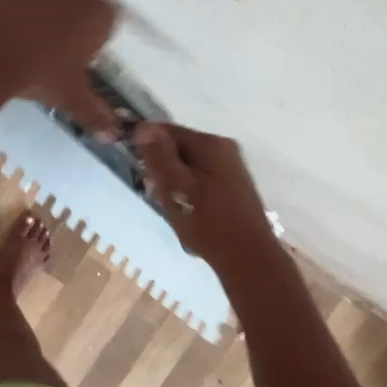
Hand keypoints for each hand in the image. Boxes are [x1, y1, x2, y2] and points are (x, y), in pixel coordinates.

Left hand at [0, 0, 120, 137]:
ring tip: (17, 29)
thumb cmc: (36, 76)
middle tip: (42, 42)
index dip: (87, 37)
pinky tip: (0, 13)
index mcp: (101, 13)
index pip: (104, 21)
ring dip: (40, 1)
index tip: (68, 54)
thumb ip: (95, 113)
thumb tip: (113, 136)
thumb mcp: (68, 96)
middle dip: (65, 16)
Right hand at [132, 121, 270, 261]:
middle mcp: (224, 148)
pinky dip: (186, 188)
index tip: (138, 169)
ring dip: (173, 180)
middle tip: (155, 192)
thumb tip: (142, 127)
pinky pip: (200, 177)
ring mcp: (231, 167)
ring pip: (188, 164)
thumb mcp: (175, 187)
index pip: (167, 130)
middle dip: (161, 166)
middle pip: (178, 147)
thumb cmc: (207, 223)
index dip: (146, 146)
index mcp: (211, 144)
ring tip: (169, 204)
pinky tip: (185, 209)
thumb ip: (158, 155)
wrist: (248, 259)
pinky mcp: (233, 185)